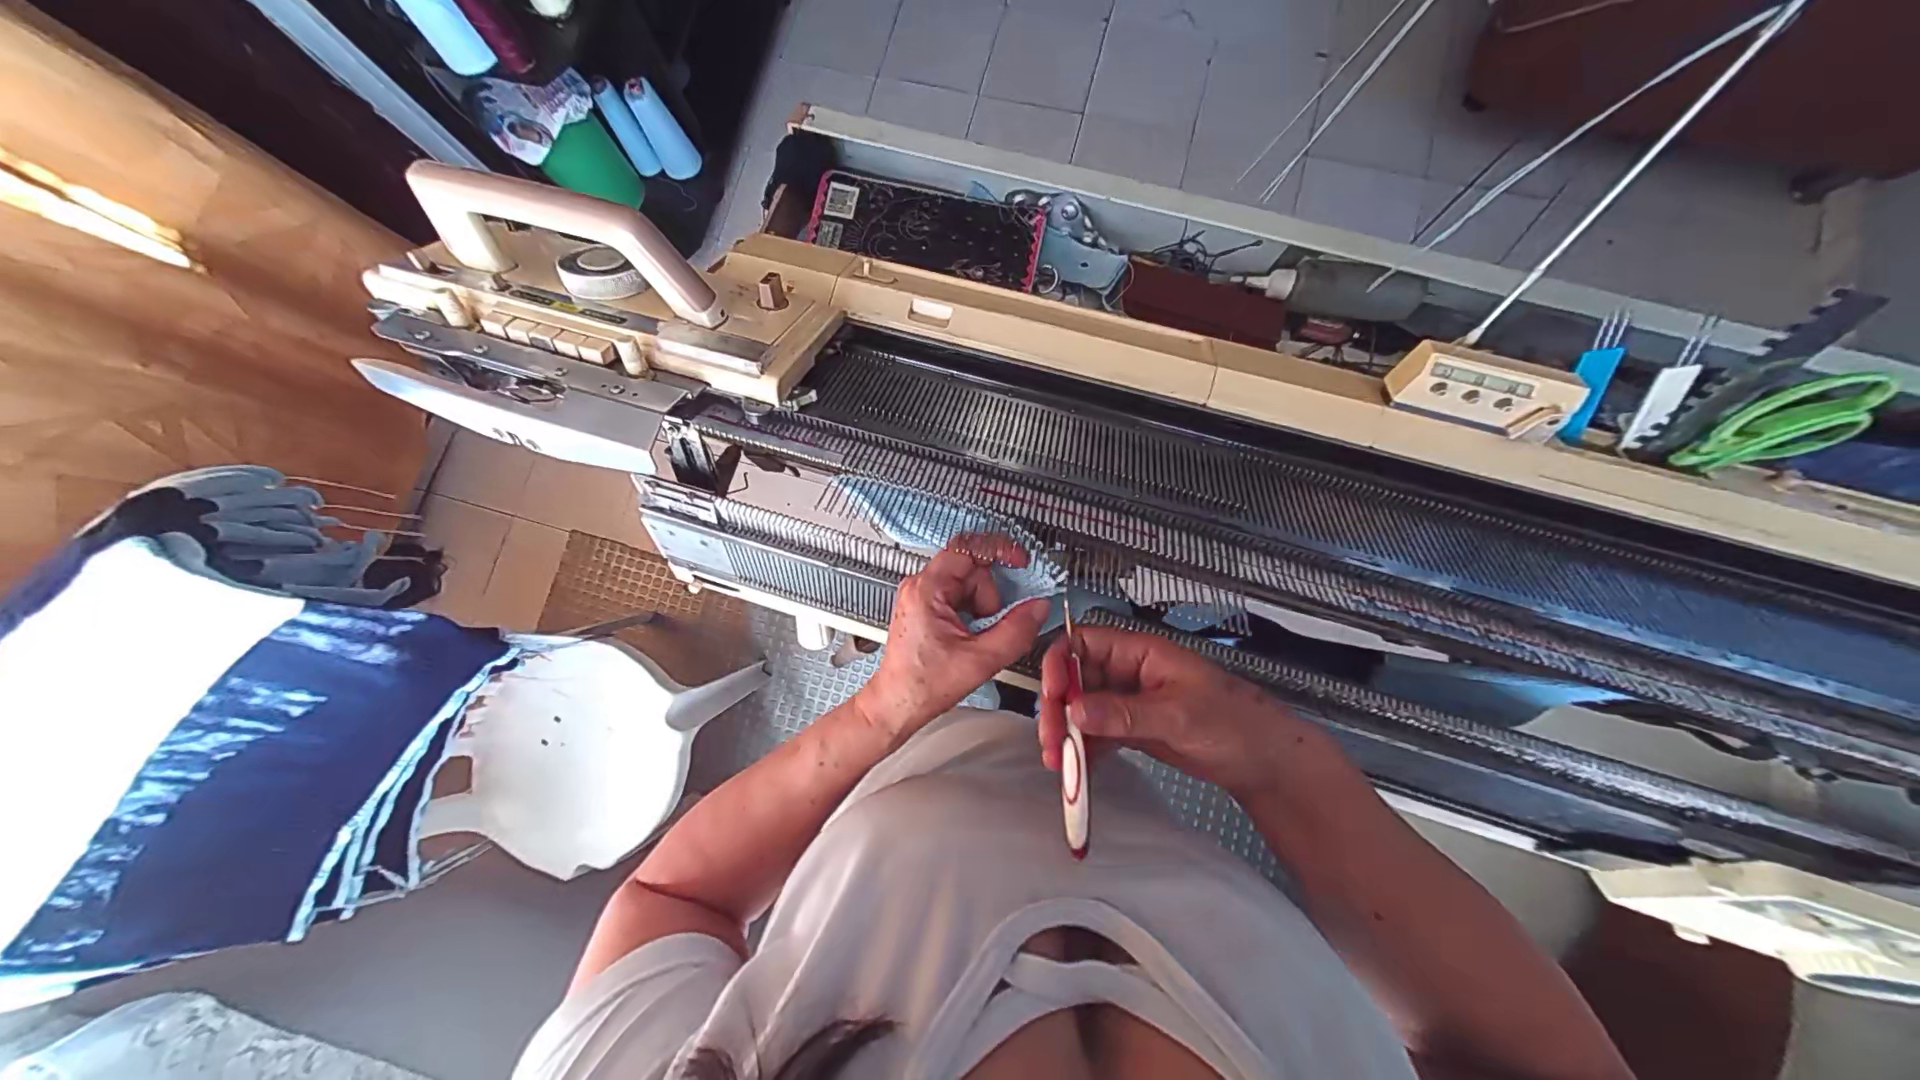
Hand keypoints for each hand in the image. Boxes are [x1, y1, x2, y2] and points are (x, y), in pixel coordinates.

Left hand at [854, 533, 1048, 737]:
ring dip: (982, 607)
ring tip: (975, 637)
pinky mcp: (927, 608)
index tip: (1020, 560)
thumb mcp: (981, 660)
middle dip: (990, 597)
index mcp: (927, 590)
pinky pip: (961, 597)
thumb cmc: (922, 684)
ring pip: (969, 585)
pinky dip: (973, 614)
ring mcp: (922, 596)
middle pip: (973, 570)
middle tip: (990, 624)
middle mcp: (921, 586)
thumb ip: (1016, 631)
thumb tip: (1039, 608)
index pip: (967, 547)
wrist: (898, 703)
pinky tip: (969, 637)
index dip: (999, 549)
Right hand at [1038, 626, 1316, 797]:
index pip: (1083, 642)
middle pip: (1075, 679)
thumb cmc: (1235, 722)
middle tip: (1052, 739)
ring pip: (1081, 709)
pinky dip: (1083, 749)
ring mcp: (1128, 701)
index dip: (1060, 662)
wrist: (1264, 761)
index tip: (1050, 694)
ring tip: (1059, 762)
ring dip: (1066, 733)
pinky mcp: (1131, 728)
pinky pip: (1096, 733)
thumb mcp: (1179, 715)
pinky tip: (1078, 769)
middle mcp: (1128, 672)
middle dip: (1058, 707)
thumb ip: (1125, 713)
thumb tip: (1077, 710)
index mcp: (1140, 652)